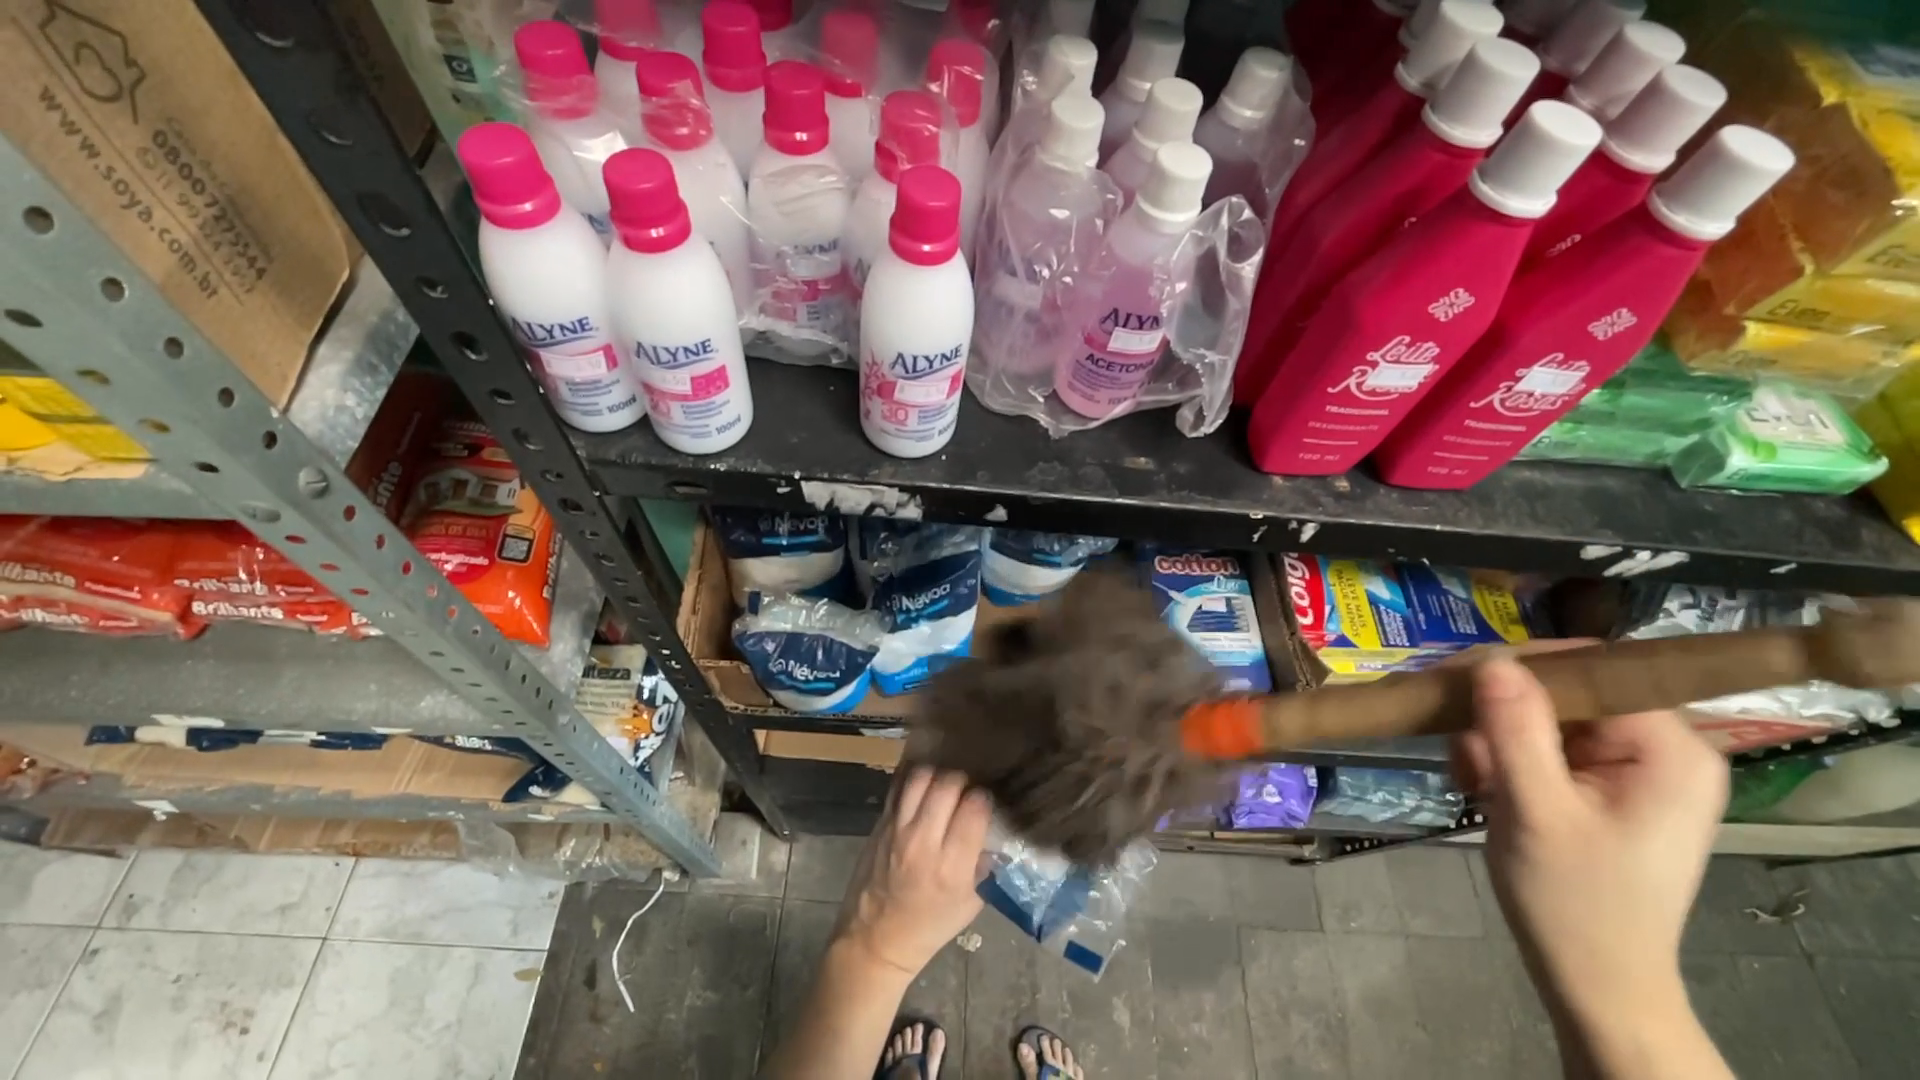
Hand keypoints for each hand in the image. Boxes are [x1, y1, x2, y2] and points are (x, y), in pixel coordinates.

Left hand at [833, 766, 992, 978]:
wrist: (876, 939)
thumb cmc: (929, 926)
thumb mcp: (970, 904)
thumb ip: (984, 866)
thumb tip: (993, 835)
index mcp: (951, 866)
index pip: (975, 808)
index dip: (984, 800)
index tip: (985, 805)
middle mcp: (923, 842)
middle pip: (948, 786)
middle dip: (963, 783)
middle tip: (965, 793)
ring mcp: (897, 830)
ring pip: (920, 779)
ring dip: (937, 777)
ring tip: (943, 787)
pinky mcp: (880, 824)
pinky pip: (897, 788)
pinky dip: (913, 782)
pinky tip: (922, 788)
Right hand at [1452, 655, 1727, 1027]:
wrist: (1594, 982)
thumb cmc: (1573, 902)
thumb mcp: (1535, 811)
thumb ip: (1515, 731)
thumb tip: (1491, 658)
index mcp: (1670, 749)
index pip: (1592, 669)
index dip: (1522, 667)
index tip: (1455, 680)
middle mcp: (1663, 748)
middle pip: (1565, 692)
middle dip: (1501, 716)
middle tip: (1461, 752)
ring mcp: (1636, 768)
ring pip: (1546, 718)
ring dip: (1496, 741)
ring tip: (1472, 781)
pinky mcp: (1608, 787)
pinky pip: (1548, 746)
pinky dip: (1507, 760)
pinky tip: (1485, 790)